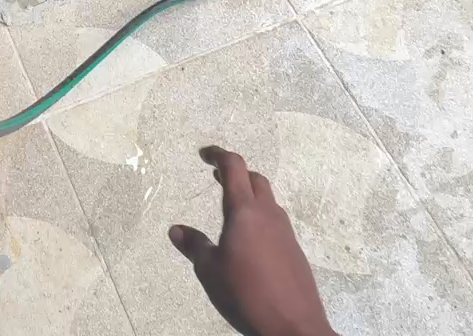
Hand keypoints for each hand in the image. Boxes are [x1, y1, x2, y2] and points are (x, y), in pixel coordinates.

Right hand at [168, 146, 335, 335]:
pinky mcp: (296, 254)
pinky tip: (252, 241)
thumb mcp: (210, 271)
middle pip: (255, 179)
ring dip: (251, 196)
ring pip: (269, 201)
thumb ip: (194, 246)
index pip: (234, 167)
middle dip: (236, 173)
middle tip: (217, 178)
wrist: (296, 331)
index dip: (218, 154)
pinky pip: (277, 224)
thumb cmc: (247, 294)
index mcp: (244, 211)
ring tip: (234, 209)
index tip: (204, 154)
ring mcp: (286, 234)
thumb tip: (176, 230)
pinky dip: (262, 219)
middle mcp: (268, 216)